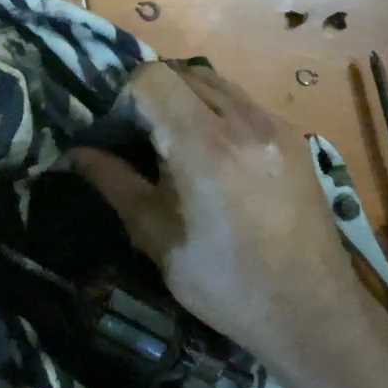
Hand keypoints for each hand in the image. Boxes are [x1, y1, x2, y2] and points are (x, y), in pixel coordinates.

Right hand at [64, 62, 361, 361]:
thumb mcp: (155, 235)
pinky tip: (210, 155)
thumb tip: (74, 152)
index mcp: (206, 146)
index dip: (124, 98)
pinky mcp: (294, 139)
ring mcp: (276, 127)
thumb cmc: (224, 282)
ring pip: (213, 82)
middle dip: (151, 95)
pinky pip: (242, 102)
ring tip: (172, 144)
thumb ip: (112, 182)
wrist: (314, 316)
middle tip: (138, 139)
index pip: (152, 78)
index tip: (117, 134)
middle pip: (182, 72)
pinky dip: (214, 111)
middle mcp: (245, 123)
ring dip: (183, 99)